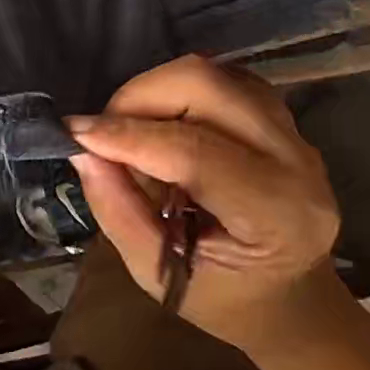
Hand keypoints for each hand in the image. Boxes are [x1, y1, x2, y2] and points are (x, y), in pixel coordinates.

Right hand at [66, 55, 341, 353]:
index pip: (194, 151)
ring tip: (133, 134)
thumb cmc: (225, 297)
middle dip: (138, 98)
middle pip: (206, 85)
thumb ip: (119, 211)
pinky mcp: (277, 113)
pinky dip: (174, 92)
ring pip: (209, 72)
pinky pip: (217, 77)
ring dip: (154, 93)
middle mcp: (295, 160)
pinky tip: (162, 126)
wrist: (288, 296)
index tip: (74, 134)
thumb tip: (82, 152)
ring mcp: (292, 130)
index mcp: (275, 214)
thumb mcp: (159, 276)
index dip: (126, 136)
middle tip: (105, 133)